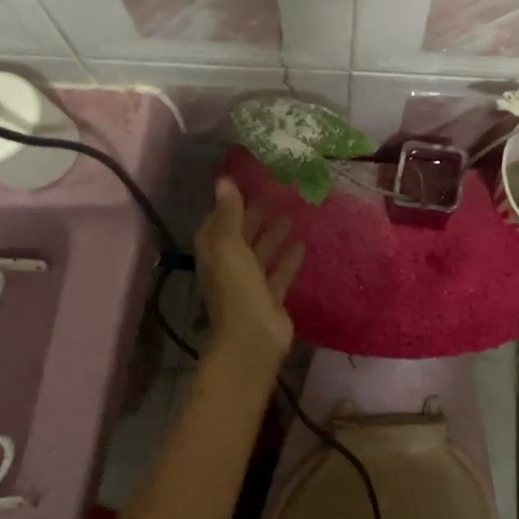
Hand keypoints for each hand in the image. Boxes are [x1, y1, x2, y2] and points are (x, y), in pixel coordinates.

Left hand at [194, 177, 302, 366]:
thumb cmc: (237, 289)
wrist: (253, 338)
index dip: (227, 207)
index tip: (245, 187)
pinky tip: (303, 244)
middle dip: (255, 217)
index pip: (216, 225)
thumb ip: (229, 214)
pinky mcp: (270, 297)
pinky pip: (280, 272)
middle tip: (277, 195)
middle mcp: (230, 267)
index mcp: (215, 255)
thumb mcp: (230, 247)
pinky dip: (288, 258)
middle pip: (241, 237)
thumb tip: (223, 180)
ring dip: (274, 235)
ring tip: (292, 215)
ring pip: (261, 253)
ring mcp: (250, 284)